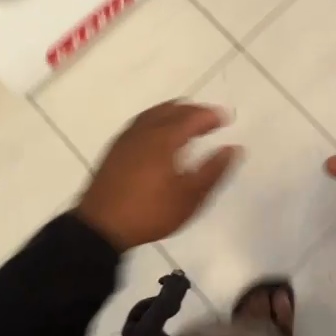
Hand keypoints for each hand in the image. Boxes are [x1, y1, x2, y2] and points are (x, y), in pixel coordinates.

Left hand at [74, 102, 240, 250]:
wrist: (101, 226)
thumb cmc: (150, 212)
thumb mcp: (190, 197)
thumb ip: (214, 170)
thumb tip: (234, 148)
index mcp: (165, 138)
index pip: (192, 117)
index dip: (211, 116)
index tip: (226, 118)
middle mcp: (145, 131)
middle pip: (172, 110)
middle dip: (193, 111)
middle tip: (209, 120)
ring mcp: (126, 138)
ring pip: (153, 114)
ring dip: (173, 113)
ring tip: (186, 122)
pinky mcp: (114, 149)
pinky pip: (140, 123)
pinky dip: (156, 120)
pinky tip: (157, 135)